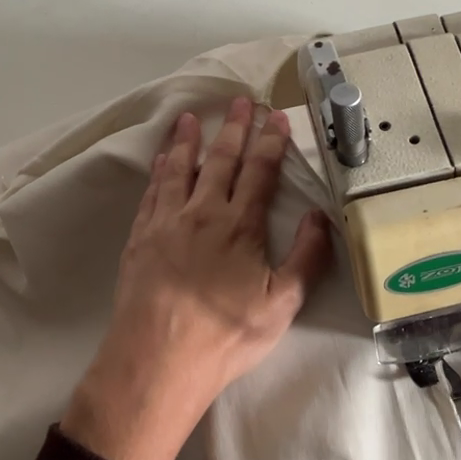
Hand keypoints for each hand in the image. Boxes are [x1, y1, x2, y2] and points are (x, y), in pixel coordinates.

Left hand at [63, 98, 333, 459]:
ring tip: (192, 118)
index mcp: (241, 226)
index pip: (260, 173)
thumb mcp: (283, 304)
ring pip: (180, 169)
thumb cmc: (226, 335)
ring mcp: (167, 223)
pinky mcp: (140, 238)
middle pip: (221, 161)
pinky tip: (161, 160)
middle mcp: (203, 214)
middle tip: (240, 101)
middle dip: (234, 129)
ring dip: (188, 141)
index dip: (271, 142)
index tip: (277, 117)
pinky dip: (159, 170)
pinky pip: (152, 192)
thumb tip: (320, 216)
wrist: (158, 358)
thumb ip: (306, 257)